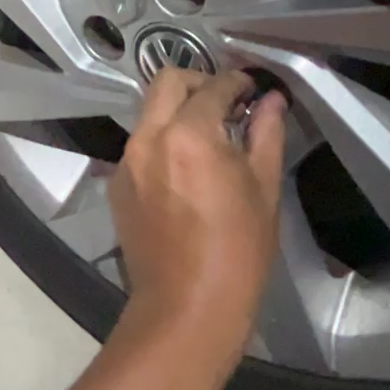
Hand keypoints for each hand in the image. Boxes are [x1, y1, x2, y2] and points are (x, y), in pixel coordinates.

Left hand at [109, 70, 287, 346]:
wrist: (186, 307)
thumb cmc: (238, 251)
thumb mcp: (263, 189)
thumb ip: (266, 134)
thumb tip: (272, 100)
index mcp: (188, 135)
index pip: (212, 87)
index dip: (236, 82)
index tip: (251, 88)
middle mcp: (148, 137)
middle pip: (167, 82)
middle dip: (198, 82)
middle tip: (226, 103)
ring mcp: (127, 160)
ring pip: (149, 113)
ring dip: (177, 112)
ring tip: (208, 137)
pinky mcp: (117, 183)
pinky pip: (140, 144)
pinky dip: (161, 141)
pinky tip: (183, 169)